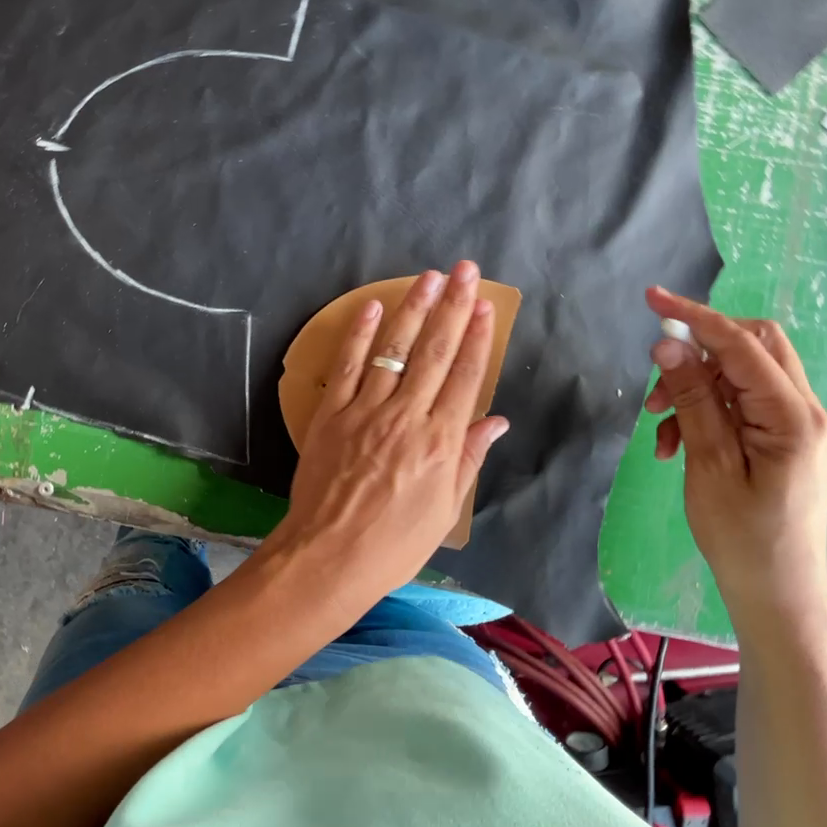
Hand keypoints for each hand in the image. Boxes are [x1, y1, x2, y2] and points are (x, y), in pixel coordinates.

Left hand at [259, 262, 510, 622]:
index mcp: (440, 442)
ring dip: (412, 309)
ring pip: (394, 350)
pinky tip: (371, 308)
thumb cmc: (395, 543)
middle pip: (435, 352)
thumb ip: (469, 458)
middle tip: (465, 271)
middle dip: (453, 307)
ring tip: (428, 277)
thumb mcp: (444, 508)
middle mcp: (407, 417)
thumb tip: (496, 420)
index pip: (465, 378)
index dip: (477, 338)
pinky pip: (348, 367)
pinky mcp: (331, 414)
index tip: (485, 307)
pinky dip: (360, 335)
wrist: (330, 555)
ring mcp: (366, 412)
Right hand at [642, 287, 826, 639]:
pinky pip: (737, 405)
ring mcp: (793, 425)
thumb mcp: (708, 466)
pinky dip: (701, 412)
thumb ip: (693, 402)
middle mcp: (801, 410)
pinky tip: (672, 443)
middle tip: (656, 380)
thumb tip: (670, 346)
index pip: (741, 344)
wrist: (776, 593)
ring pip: (739, 376)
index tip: (651, 299)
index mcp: (792, 416)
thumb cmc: (742, 537)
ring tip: (658, 426)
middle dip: (698, 351)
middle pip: (752, 347)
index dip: (695, 317)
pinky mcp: (780, 440)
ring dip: (693, 388)